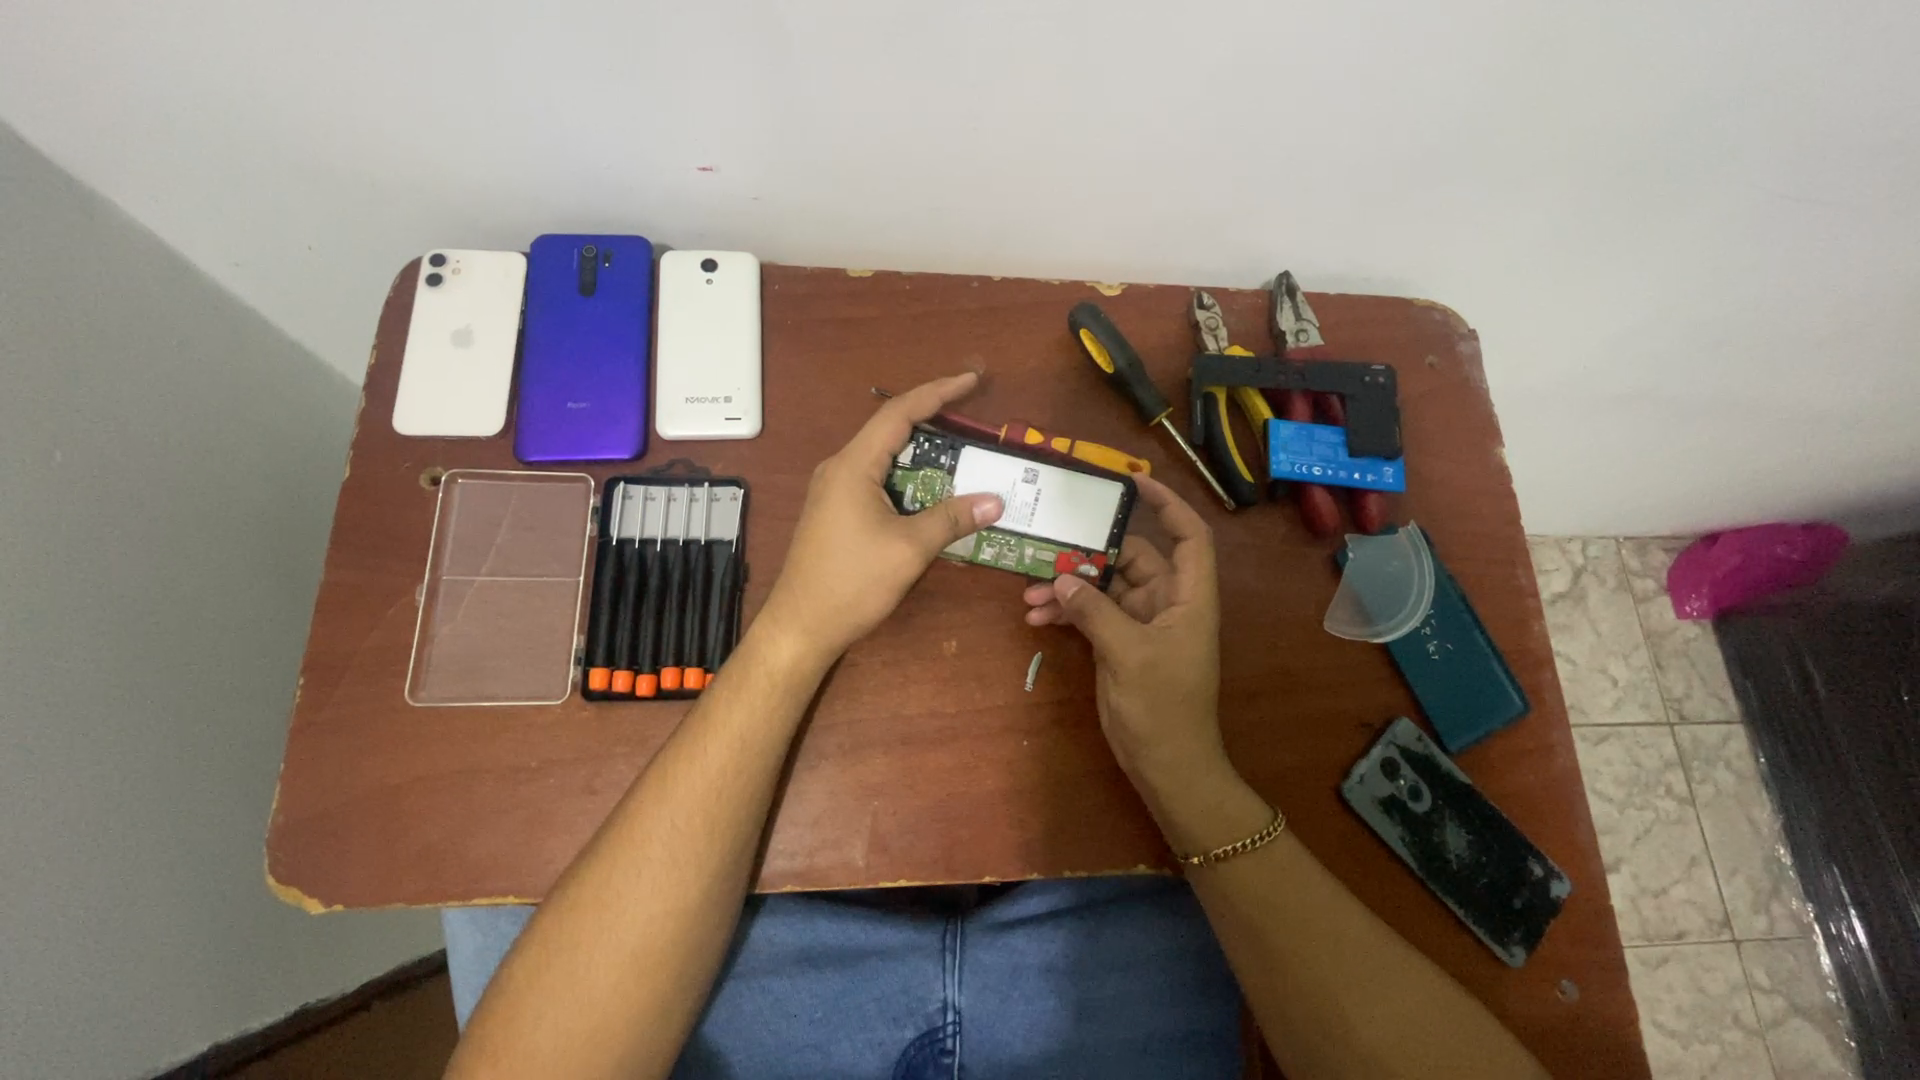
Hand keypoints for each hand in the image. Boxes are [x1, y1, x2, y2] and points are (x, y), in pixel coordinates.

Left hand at [757, 373, 1003, 666]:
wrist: (801, 626)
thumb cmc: (851, 583)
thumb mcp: (909, 549)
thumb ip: (951, 518)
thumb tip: (996, 501)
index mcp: (853, 466)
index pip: (900, 414)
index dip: (938, 393)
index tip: (972, 380)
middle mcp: (840, 469)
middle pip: (891, 431)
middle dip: (934, 421)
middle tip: (974, 419)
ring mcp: (834, 491)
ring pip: (884, 459)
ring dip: (922, 456)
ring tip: (963, 455)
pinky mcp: (836, 512)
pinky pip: (877, 481)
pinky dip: (908, 480)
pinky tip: (932, 493)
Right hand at [1022, 475, 1226, 787]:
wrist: (1166, 764)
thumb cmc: (1163, 707)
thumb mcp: (1129, 654)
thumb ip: (1095, 611)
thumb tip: (1061, 577)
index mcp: (1188, 597)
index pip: (1189, 536)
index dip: (1169, 505)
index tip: (1133, 482)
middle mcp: (1167, 602)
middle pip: (1131, 557)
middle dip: (1088, 554)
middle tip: (1048, 548)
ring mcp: (1142, 623)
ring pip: (1103, 586)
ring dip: (1068, 587)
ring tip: (1029, 595)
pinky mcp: (1120, 642)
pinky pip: (1091, 613)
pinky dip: (1066, 612)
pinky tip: (1036, 617)